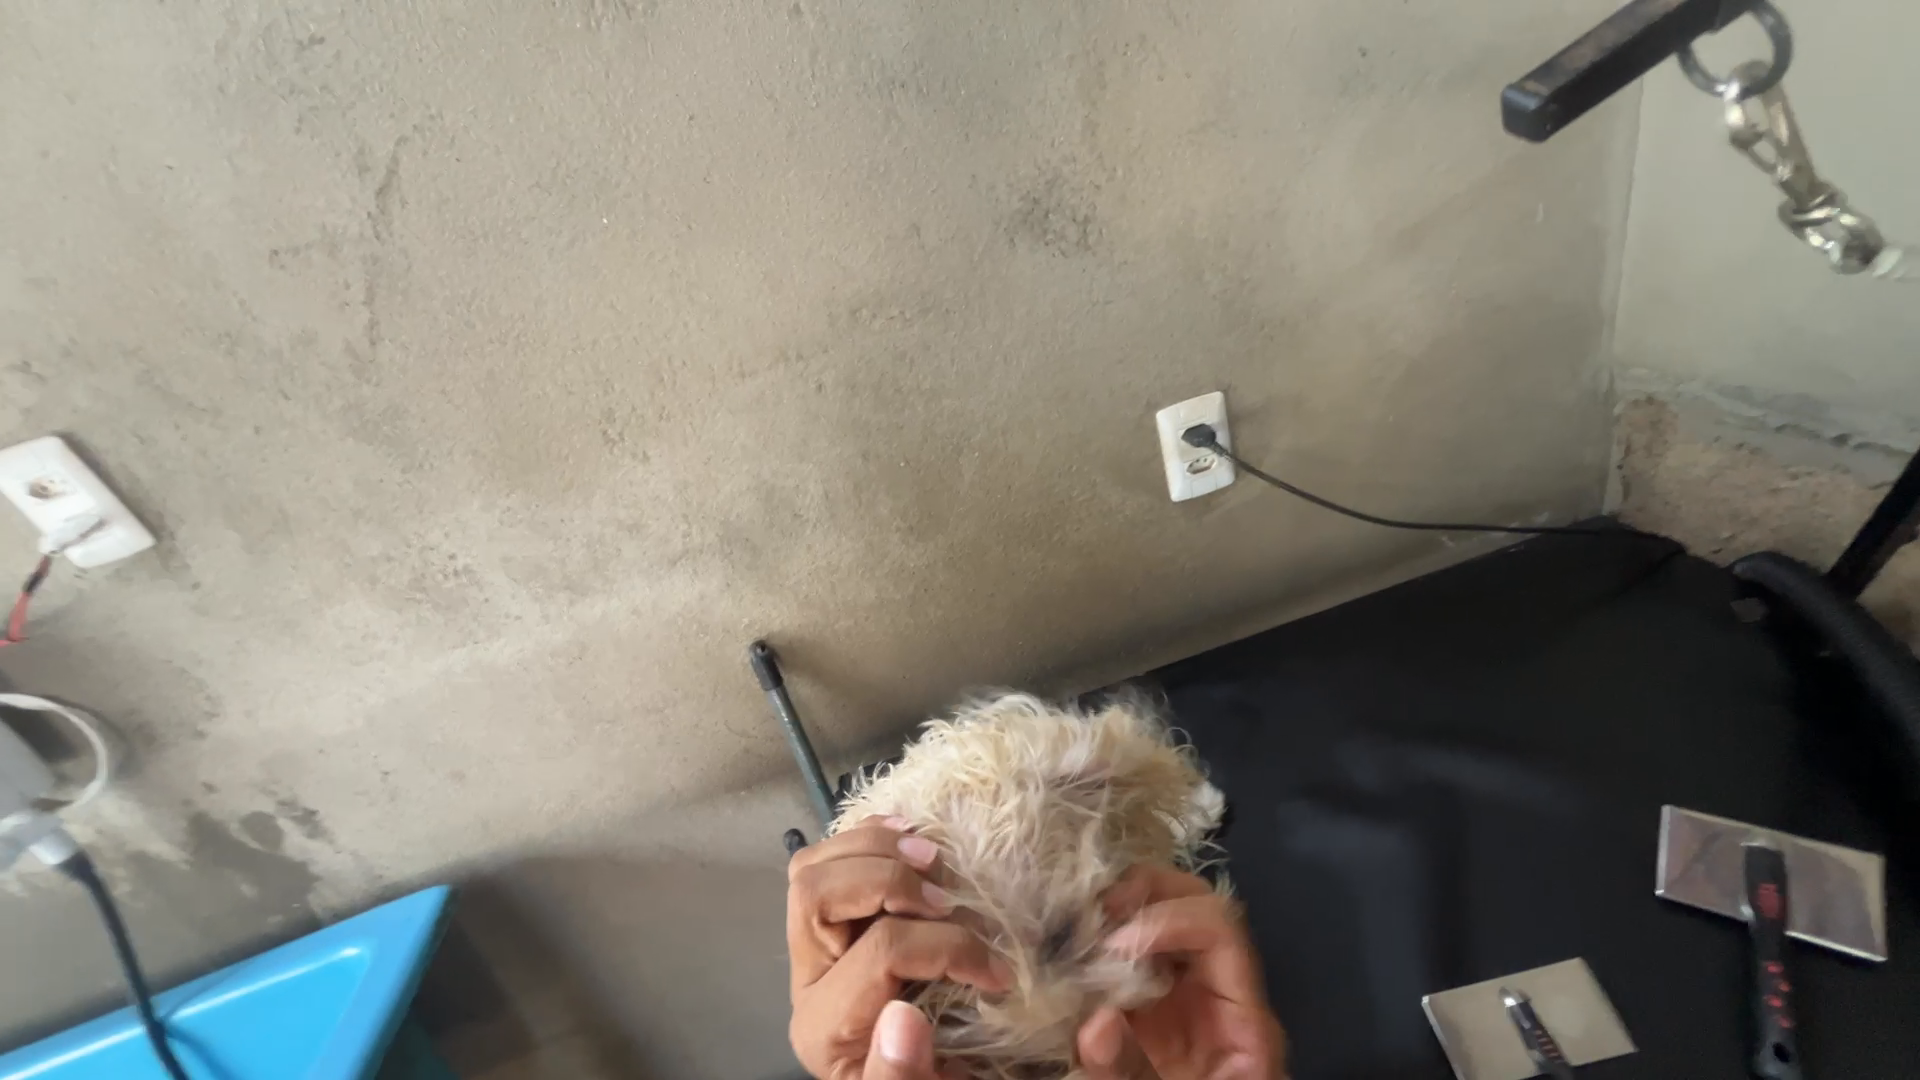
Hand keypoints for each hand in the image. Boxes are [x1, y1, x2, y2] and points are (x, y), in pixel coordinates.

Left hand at [787, 817, 1009, 1078]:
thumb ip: (904, 1077)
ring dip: (878, 846)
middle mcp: (806, 975)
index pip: (880, 952)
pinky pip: (829, 853)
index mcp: (827, 1026)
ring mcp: (810, 939)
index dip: (948, 948)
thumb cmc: (920, 1079)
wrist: (896, 1077)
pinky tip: (910, 836)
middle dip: (891, 878)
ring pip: (812, 864)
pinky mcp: (830, 912)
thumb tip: (903, 1019)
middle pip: (816, 891)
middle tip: (949, 899)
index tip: (997, 971)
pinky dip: (870, 833)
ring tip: (934, 859)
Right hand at [1077, 865, 1287, 1079]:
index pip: (1220, 929)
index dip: (1168, 920)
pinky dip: (1099, 934)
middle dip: (1141, 893)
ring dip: (1117, 906)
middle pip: (1194, 901)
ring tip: (1073, 928)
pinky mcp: (1152, 1004)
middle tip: (1089, 917)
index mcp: (1243, 1022)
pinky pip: (1131, 946)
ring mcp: (1185, 994)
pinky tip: (1067, 948)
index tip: (1114, 945)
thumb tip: (1095, 1021)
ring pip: (1162, 911)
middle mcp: (1219, 992)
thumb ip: (1131, 1075)